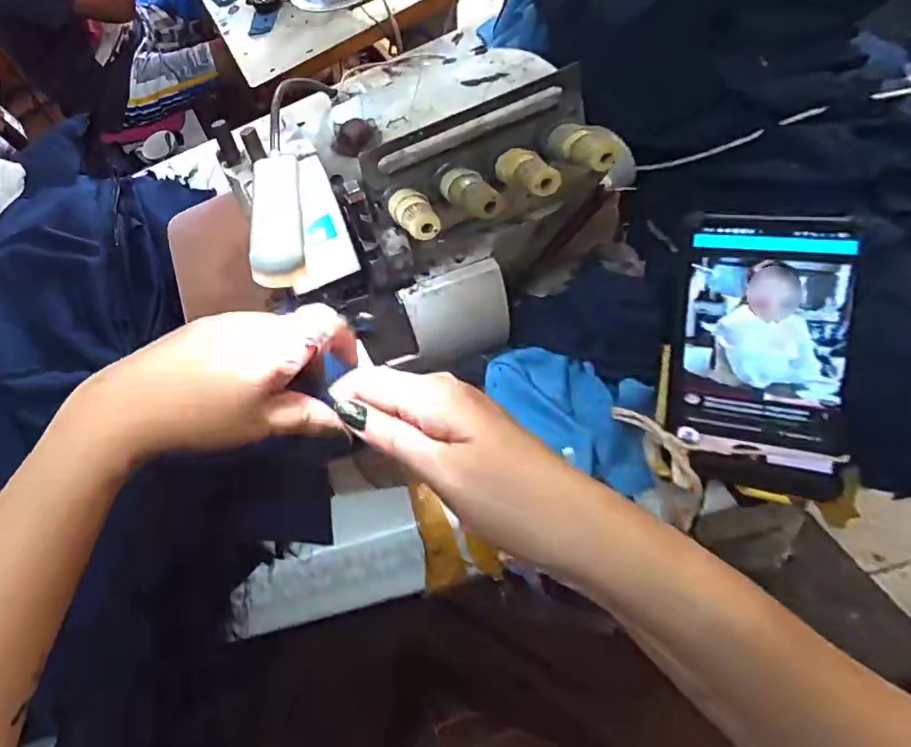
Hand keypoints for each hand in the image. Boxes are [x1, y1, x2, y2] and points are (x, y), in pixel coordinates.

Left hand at [59, 305, 350, 468]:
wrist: (132, 401)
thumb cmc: (202, 416)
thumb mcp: (259, 424)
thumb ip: (305, 416)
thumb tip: (342, 420)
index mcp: (275, 343)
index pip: (327, 321)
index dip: (345, 343)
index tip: (341, 374)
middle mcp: (254, 322)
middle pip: (300, 328)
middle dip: (311, 359)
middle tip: (300, 396)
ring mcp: (225, 319)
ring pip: (271, 330)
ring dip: (282, 355)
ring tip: (263, 393)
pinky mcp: (202, 325)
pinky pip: (244, 331)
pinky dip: (254, 351)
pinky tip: (231, 381)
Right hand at [330, 367, 636, 576]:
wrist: (587, 532)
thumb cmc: (508, 502)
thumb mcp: (438, 471)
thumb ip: (388, 435)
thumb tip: (341, 406)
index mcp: (433, 392)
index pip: (365, 378)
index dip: (339, 399)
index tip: (322, 429)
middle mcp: (445, 387)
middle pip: (383, 388)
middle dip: (358, 410)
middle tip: (342, 449)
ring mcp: (463, 406)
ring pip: (402, 403)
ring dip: (381, 423)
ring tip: (368, 457)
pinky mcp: (474, 426)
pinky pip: (424, 418)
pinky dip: (406, 433)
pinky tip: (405, 458)